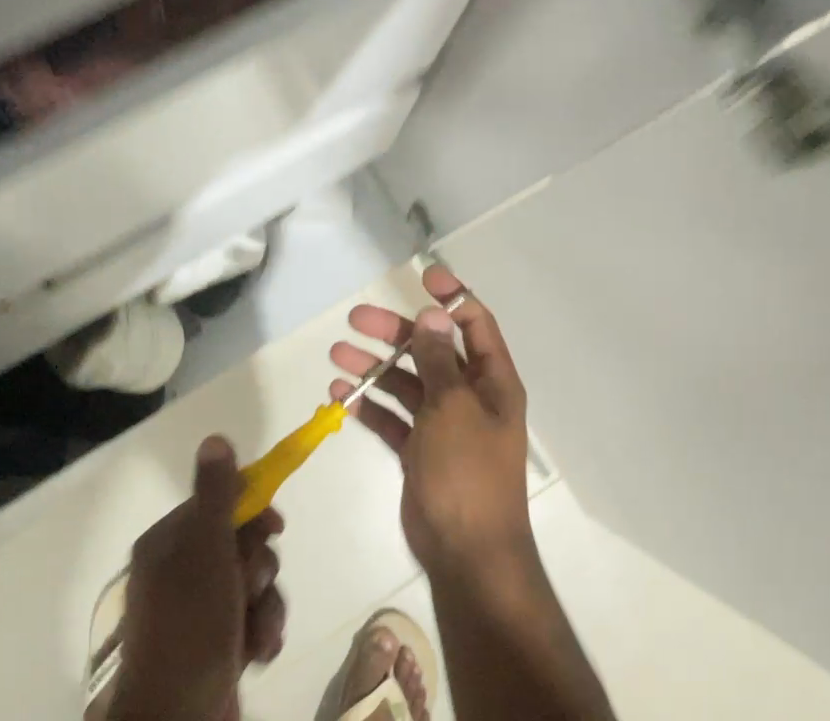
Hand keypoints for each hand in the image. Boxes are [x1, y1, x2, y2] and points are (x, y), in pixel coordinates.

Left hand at [111, 436, 286, 720]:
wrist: (178, 718)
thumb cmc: (190, 627)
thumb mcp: (205, 552)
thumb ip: (216, 496)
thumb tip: (215, 438)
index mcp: (168, 544)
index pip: (217, 504)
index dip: (250, 511)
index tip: (275, 525)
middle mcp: (181, 572)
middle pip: (241, 543)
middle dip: (258, 565)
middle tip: (251, 585)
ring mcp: (199, 610)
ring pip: (254, 582)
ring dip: (266, 603)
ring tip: (256, 630)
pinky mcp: (218, 642)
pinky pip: (254, 616)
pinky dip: (262, 630)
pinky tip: (258, 651)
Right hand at [329, 266, 535, 582]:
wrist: (467, 552)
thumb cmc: (467, 472)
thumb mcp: (453, 408)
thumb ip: (438, 361)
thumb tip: (434, 314)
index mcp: (492, 382)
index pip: (475, 325)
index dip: (452, 297)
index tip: (423, 276)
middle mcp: (469, 397)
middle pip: (431, 351)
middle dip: (396, 332)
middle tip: (356, 318)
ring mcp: (442, 425)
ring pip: (405, 384)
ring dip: (374, 368)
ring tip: (337, 355)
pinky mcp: (418, 451)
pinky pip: (391, 418)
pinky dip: (368, 406)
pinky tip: (339, 396)